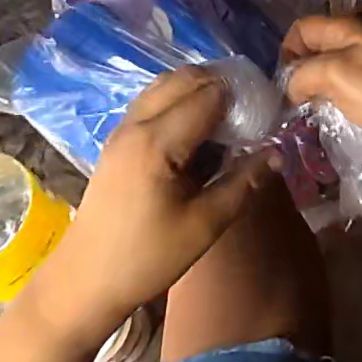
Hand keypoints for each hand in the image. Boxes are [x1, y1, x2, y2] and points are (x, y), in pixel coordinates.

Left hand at [25, 66, 278, 346]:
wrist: (83, 283)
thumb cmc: (147, 257)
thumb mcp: (206, 224)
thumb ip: (244, 182)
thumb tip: (278, 153)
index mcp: (157, 143)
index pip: (209, 95)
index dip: (242, 97)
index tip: (267, 112)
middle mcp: (136, 125)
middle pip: (184, 79)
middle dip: (222, 83)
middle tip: (252, 107)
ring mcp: (122, 131)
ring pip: (165, 85)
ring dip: (200, 88)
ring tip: (230, 114)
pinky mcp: (118, 142)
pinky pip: (153, 102)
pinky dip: (181, 100)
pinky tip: (201, 128)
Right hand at [281, 16, 361, 156]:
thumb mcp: (338, 76)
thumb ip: (305, 73)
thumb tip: (291, 85)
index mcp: (349, 28)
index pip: (302, 28)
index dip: (287, 51)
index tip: (283, 84)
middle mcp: (361, 41)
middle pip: (316, 50)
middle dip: (300, 73)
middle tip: (292, 104)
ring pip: (331, 73)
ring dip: (317, 91)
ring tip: (310, 115)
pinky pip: (348, 90)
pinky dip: (336, 102)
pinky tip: (335, 119)